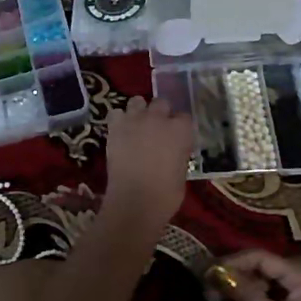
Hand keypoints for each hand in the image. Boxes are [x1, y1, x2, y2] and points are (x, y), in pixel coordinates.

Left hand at [103, 96, 193, 229]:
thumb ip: (179, 152)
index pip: (184, 117)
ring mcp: (135, 119)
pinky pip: (116, 112)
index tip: (176, 136)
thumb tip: (174, 150)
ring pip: (137, 101)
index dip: (179, 126)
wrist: (135, 200)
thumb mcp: (182, 172)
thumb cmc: (166, 194)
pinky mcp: (115, 127)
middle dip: (160, 113)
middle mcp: (159, 118)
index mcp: (181, 130)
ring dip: (139, 111)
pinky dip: (118, 119)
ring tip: (137, 125)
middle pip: (161, 103)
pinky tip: (120, 131)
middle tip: (156, 129)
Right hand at [216, 249, 300, 300]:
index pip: (263, 258)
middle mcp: (299, 283)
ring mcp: (295, 299)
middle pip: (261, 269)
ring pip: (260, 284)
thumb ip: (248, 296)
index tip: (211, 272)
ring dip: (238, 289)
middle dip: (234, 275)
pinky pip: (264, 299)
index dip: (236, 261)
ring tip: (214, 297)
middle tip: (209, 286)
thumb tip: (218, 276)